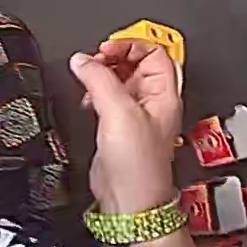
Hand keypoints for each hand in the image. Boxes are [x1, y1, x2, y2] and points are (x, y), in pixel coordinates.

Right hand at [69, 39, 180, 213]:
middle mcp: (152, 102)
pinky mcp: (117, 126)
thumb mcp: (119, 112)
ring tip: (88, 79)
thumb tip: (82, 60)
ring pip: (119, 79)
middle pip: (135, 63)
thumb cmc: (139, 166)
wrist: (129, 201)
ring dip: (101, 74)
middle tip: (95, 61)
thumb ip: (99, 80)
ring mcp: (135, 114)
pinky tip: (87, 98)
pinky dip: (94, 91)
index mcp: (164, 94)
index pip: (153, 52)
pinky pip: (107, 97)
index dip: (130, 45)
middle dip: (113, 58)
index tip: (107, 49)